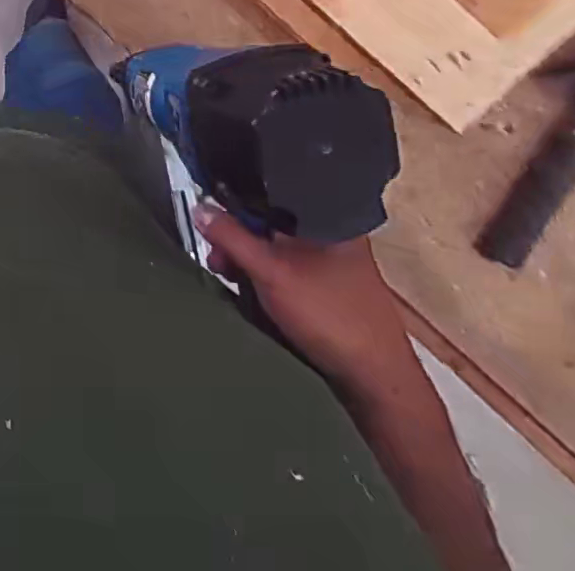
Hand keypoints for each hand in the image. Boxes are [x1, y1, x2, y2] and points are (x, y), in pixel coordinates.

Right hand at [194, 210, 415, 390]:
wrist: (374, 380)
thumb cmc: (328, 315)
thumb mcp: (270, 271)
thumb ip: (232, 237)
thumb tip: (200, 208)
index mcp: (330, 220)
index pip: (274, 194)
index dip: (238, 204)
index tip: (212, 222)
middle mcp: (333, 236)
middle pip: (271, 223)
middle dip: (237, 238)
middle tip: (218, 259)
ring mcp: (332, 264)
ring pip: (276, 248)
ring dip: (247, 260)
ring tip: (229, 276)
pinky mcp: (328, 288)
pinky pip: (286, 268)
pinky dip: (264, 275)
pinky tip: (250, 290)